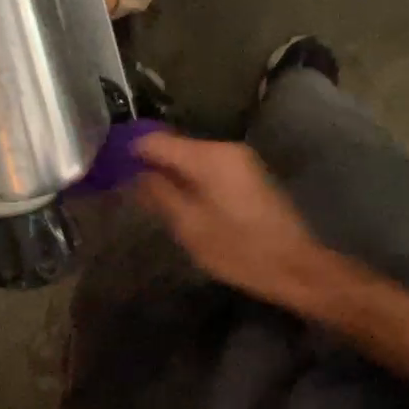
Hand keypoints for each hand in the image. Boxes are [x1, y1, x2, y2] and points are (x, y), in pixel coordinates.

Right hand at [134, 133, 350, 309]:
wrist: (298, 268)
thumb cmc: (241, 250)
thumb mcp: (191, 228)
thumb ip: (159, 195)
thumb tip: (134, 175)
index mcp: (208, 156)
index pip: (155, 140)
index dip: (130, 151)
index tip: (110, 167)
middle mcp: (224, 148)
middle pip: (174, 146)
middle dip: (150, 163)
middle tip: (126, 186)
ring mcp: (239, 159)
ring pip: (191, 157)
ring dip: (171, 172)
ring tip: (149, 197)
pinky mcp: (247, 173)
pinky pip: (208, 166)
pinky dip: (191, 178)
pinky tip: (181, 201)